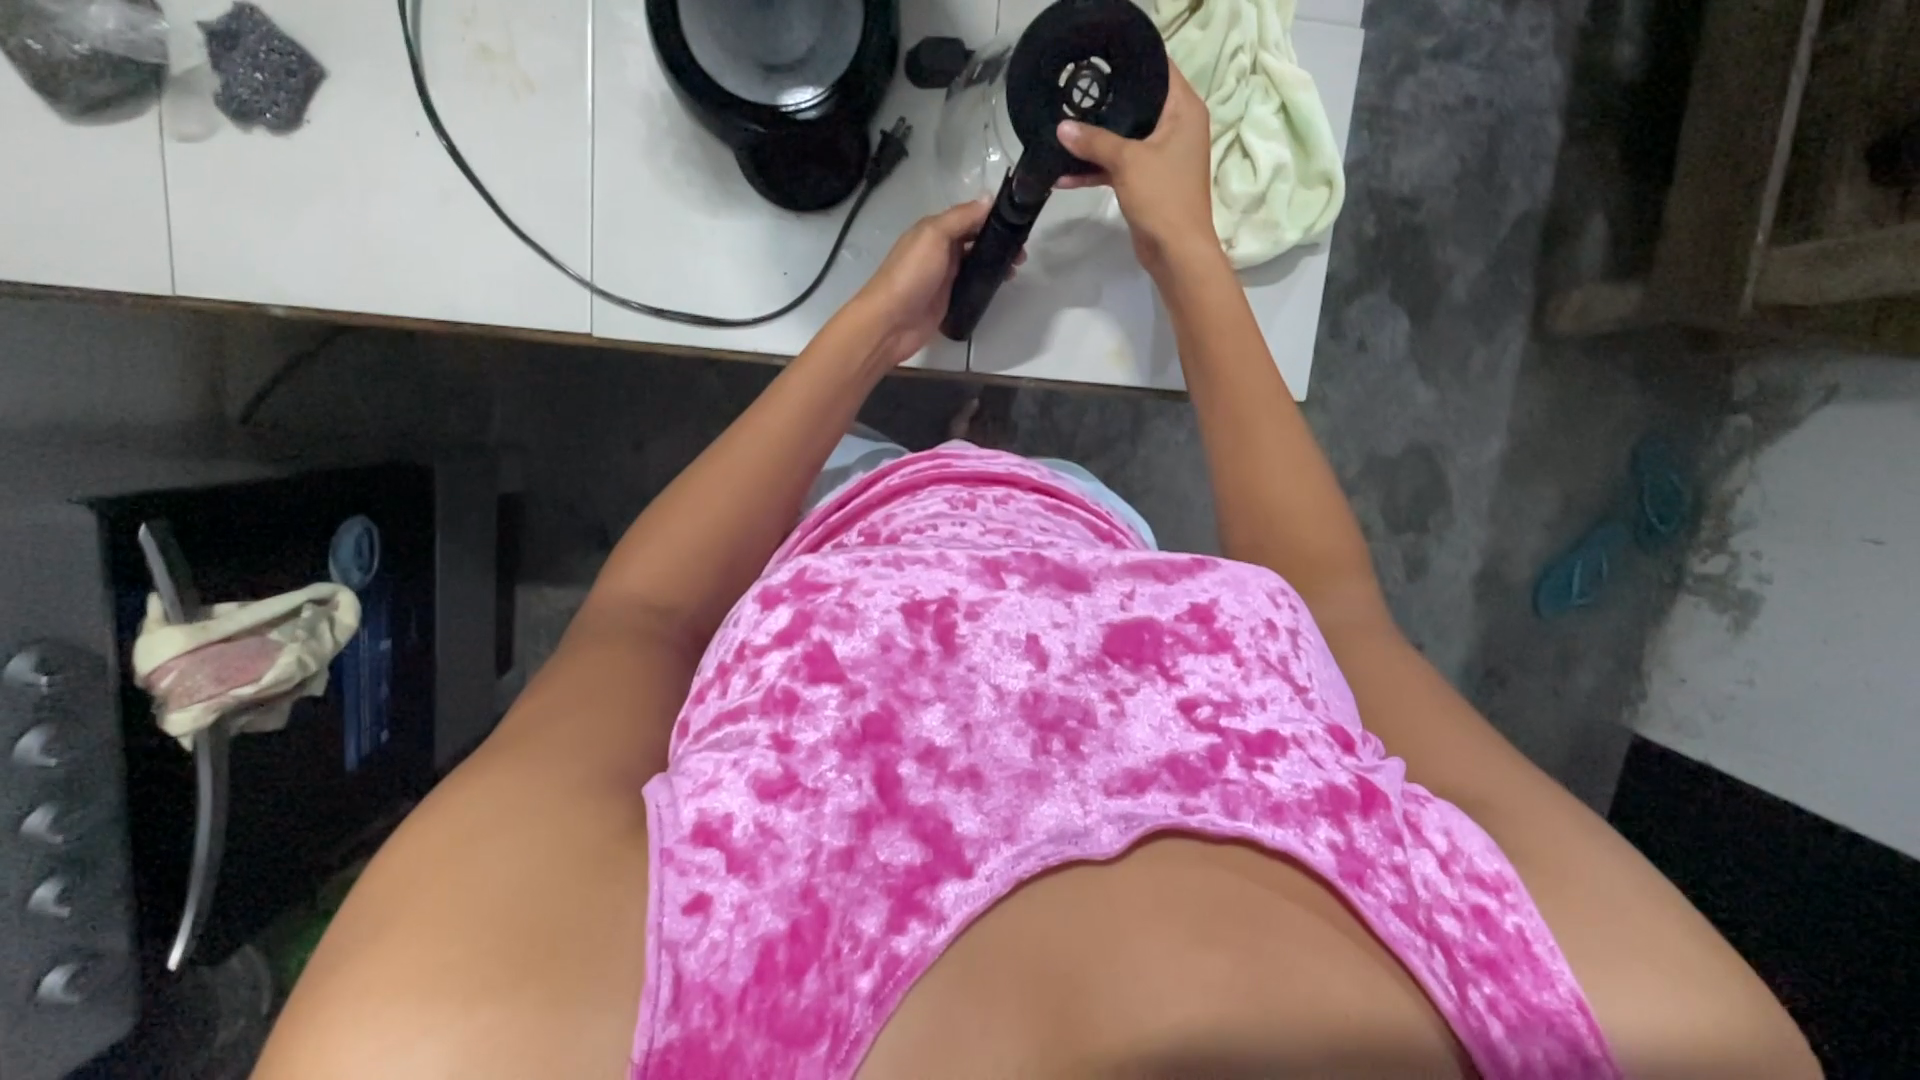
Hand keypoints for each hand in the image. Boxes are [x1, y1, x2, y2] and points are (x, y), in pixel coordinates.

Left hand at [843, 199, 1022, 367]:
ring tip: (1015, 269)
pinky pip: (971, 286)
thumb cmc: (911, 275)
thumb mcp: (934, 236)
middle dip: (998, 242)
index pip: (968, 216)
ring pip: (975, 263)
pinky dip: (987, 283)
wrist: (891, 322)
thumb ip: (961, 217)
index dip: (992, 217)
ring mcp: (944, 276)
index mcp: (934, 230)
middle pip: (974, 240)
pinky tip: (1001, 285)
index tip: (1019, 223)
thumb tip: (988, 198)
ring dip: (995, 263)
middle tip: (1021, 252)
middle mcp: (939, 250)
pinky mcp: (948, 299)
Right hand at [1056, 63, 1216, 272]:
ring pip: (1123, 137)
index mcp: (1183, 110)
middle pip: (1136, 102)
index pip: (1158, 69)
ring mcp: (1161, 154)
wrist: (1176, 250)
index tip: (1097, 57)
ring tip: (1060, 131)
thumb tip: (1061, 128)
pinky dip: (1096, 169)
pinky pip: (1118, 165)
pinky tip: (1064, 174)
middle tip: (1072, 89)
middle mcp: (1176, 126)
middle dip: (1104, 100)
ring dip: (1094, 140)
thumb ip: (1093, 141)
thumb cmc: (1163, 196)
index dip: (1130, 60)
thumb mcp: (1127, 161)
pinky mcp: (1146, 180)